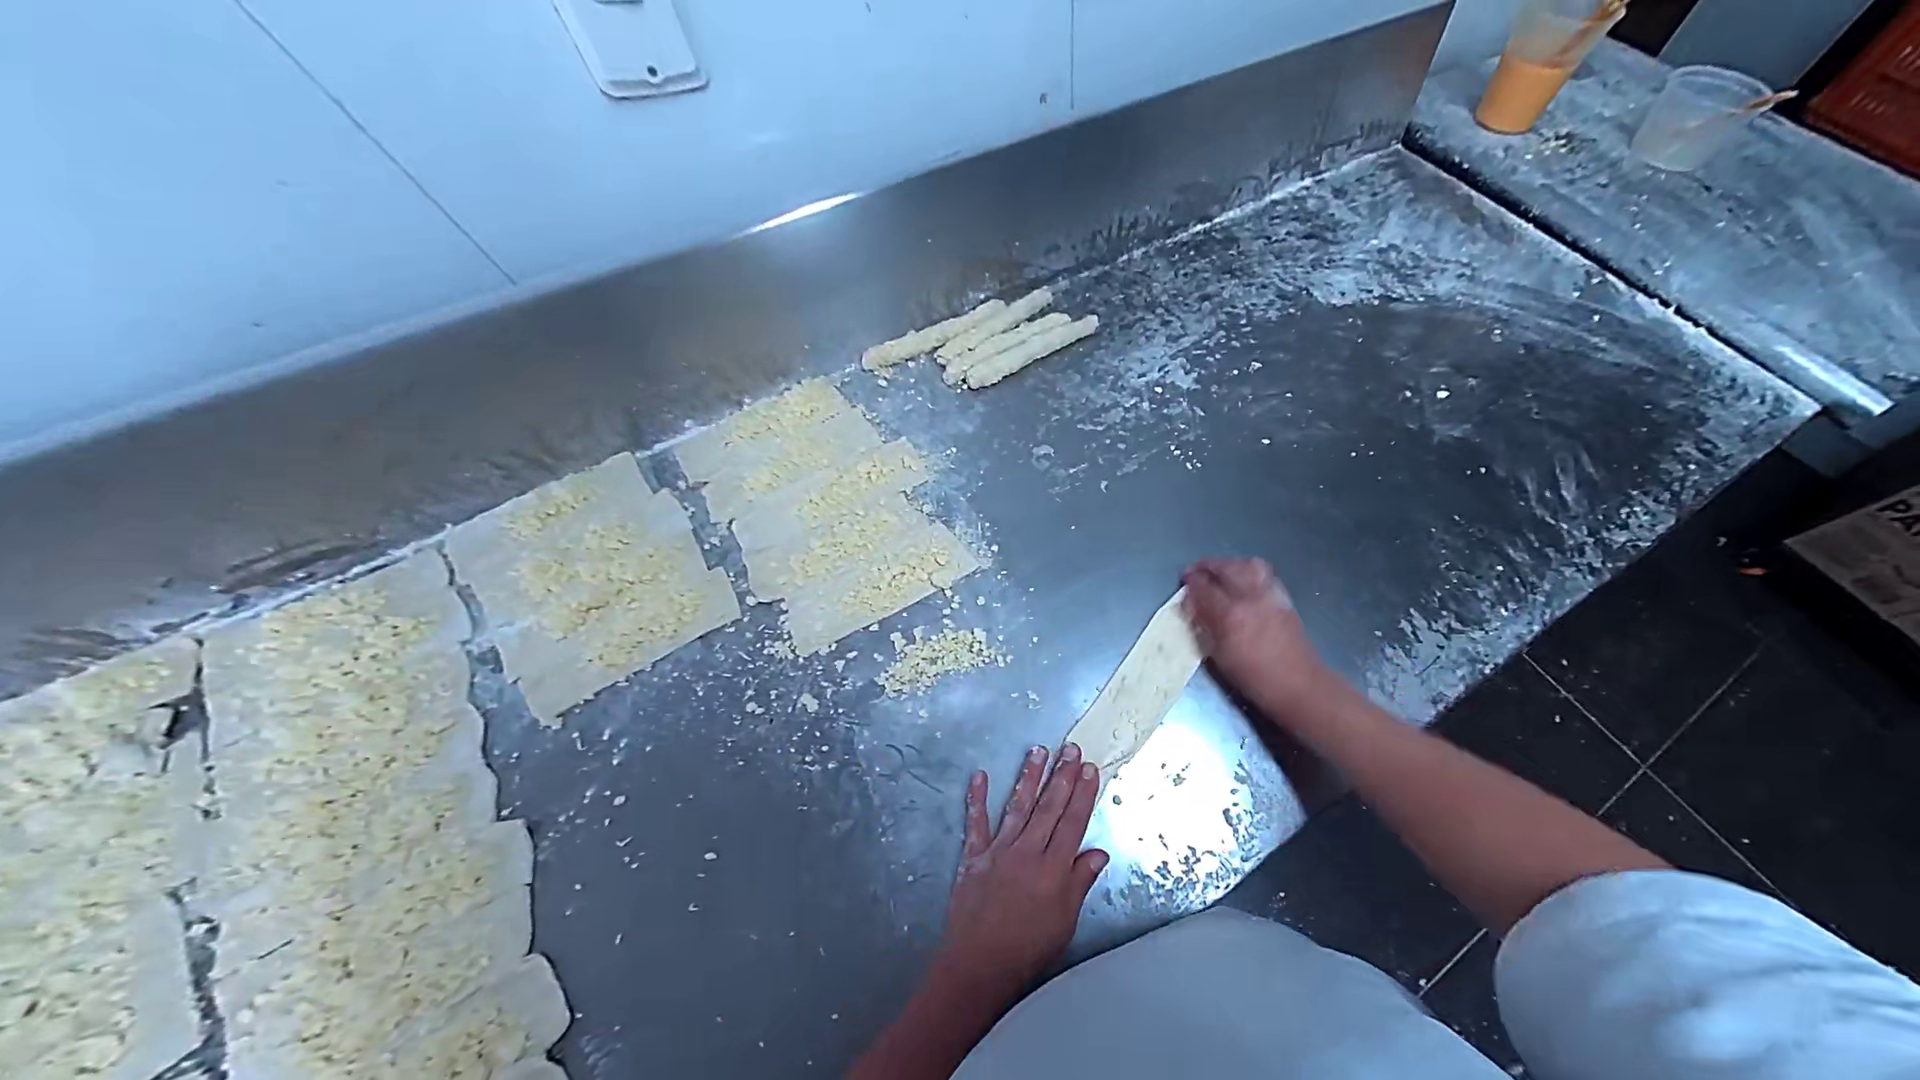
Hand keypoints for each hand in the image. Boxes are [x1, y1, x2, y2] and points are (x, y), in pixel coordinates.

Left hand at [934, 743, 1108, 1000]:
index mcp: (1053, 868)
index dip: (1082, 794)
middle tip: (1071, 749)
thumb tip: (1099, 852)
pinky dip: (977, 798)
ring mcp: (999, 850)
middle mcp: (1027, 851)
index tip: (1090, 769)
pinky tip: (980, 775)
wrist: (980, 964)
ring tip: (1039, 750)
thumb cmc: (1029, 947)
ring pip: (1018, 806)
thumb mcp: (1065, 920)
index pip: (1072, 823)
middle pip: (1049, 808)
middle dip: (1062, 776)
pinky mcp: (974, 855)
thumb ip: (1079, 882)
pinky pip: (976, 822)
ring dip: (1029, 777)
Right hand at [1182, 557, 1339, 720]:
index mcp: (1231, 615)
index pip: (1203, 586)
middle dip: (1207, 566)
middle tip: (1196, 572)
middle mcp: (1251, 597)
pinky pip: (1263, 573)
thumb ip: (1204, 625)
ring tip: (1218, 573)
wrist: (1300, 686)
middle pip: (1226, 567)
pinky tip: (1241, 582)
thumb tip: (1193, 606)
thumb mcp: (1218, 655)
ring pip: (1248, 563)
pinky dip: (1247, 571)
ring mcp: (1271, 595)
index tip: (1183, 583)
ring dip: (1229, 564)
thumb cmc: (1254, 678)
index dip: (1190, 582)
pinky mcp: (1284, 598)